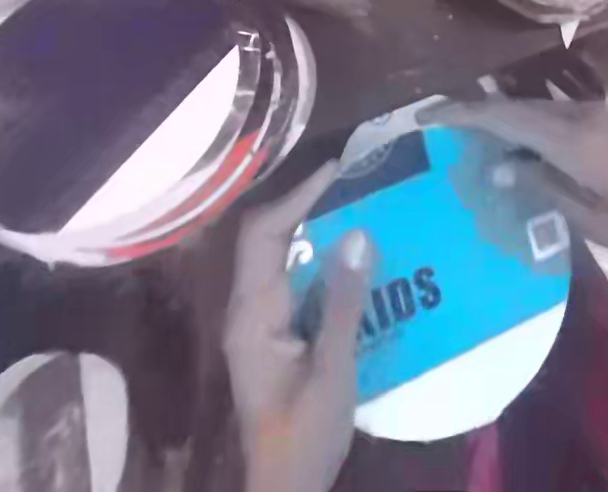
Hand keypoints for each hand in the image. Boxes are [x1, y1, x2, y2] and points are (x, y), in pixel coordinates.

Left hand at [225, 161, 374, 491]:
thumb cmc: (305, 436)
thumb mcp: (332, 371)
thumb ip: (343, 303)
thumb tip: (358, 234)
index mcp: (252, 312)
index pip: (263, 233)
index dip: (296, 196)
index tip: (335, 172)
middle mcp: (248, 306)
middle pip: (267, 236)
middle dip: (305, 204)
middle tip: (350, 183)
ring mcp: (259, 319)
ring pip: (278, 254)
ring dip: (312, 227)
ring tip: (354, 206)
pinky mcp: (274, 331)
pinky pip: (291, 277)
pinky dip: (317, 256)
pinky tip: (350, 256)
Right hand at [420, 100, 607, 280]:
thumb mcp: (596, 222)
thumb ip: (542, 187)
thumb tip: (497, 164)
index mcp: (571, 139)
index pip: (501, 115)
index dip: (459, 113)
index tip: (424, 115)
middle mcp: (578, 114)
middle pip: (513, 105)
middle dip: (473, 113)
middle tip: (439, 129)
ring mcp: (595, 113)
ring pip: (532, 108)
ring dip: (499, 118)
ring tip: (468, 139)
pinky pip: (552, 115)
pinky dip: (525, 125)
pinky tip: (517, 146)